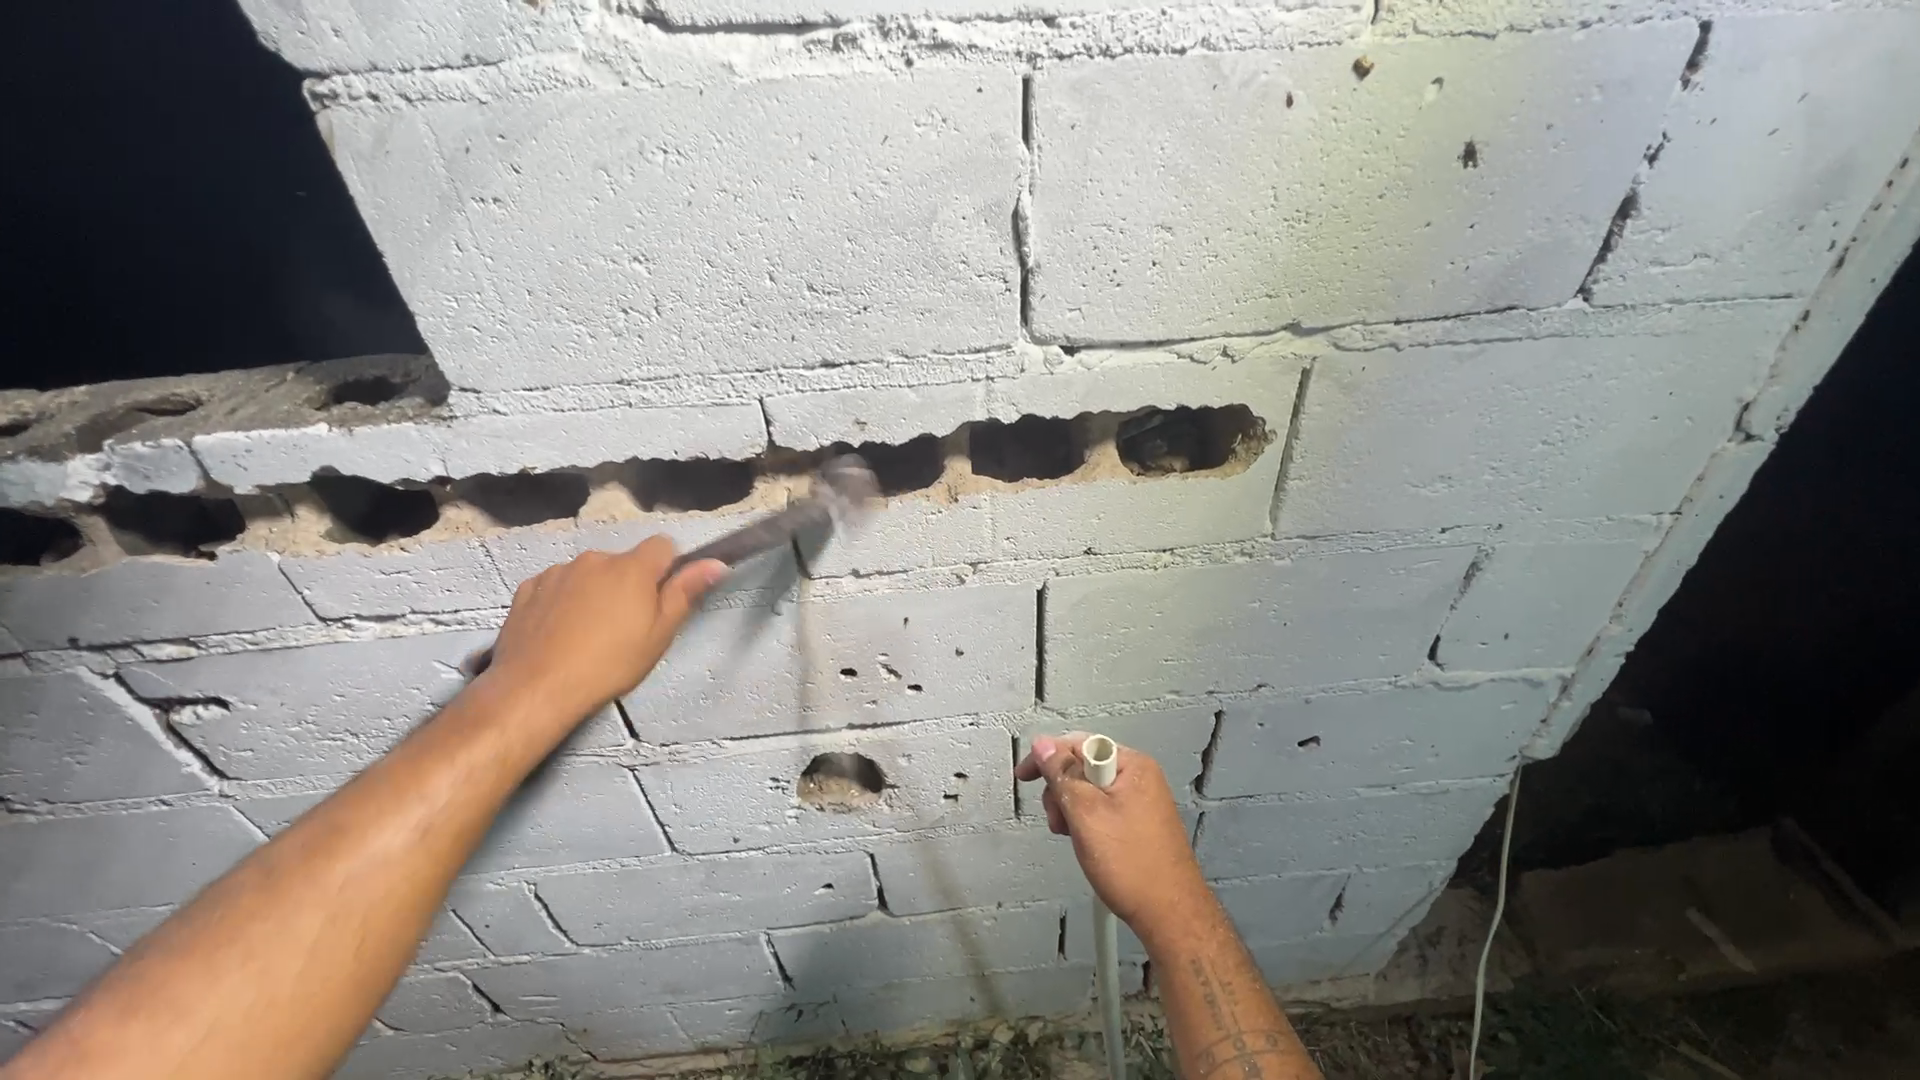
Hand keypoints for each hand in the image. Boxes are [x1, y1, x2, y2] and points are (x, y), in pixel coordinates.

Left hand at [478, 536, 726, 723]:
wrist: (536, 687)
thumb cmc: (610, 663)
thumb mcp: (660, 633)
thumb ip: (687, 592)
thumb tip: (716, 563)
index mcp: (632, 567)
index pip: (663, 545)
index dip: (668, 568)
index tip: (663, 597)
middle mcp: (594, 559)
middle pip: (624, 562)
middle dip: (629, 584)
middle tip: (627, 625)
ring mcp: (557, 572)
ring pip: (589, 574)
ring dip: (595, 592)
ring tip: (589, 632)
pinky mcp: (528, 589)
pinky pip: (557, 585)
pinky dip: (563, 600)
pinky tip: (560, 631)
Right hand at [1016, 732, 1208, 931]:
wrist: (1169, 914)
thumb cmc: (1130, 865)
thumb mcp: (1086, 814)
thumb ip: (1062, 775)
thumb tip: (1042, 744)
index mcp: (1132, 765)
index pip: (1079, 743)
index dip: (1048, 758)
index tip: (1024, 777)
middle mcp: (1139, 776)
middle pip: (1083, 765)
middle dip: (1061, 789)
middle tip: (1057, 820)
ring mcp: (1141, 800)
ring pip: (1090, 789)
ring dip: (1070, 808)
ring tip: (1070, 835)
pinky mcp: (1138, 821)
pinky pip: (1102, 807)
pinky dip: (1085, 820)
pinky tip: (1084, 841)